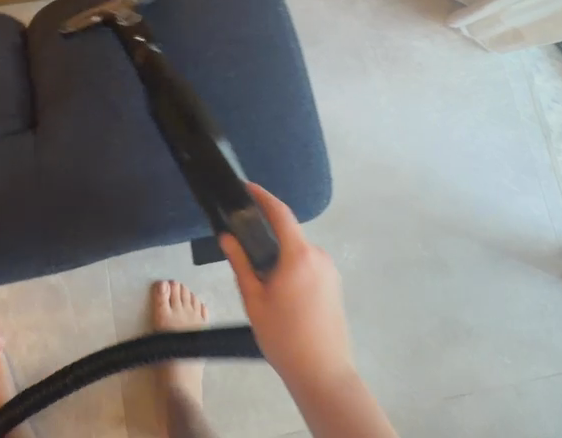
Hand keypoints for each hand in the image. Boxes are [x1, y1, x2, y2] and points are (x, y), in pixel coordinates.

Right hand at [221, 183, 353, 389]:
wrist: (323, 374)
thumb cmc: (284, 337)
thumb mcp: (254, 300)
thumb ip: (241, 264)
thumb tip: (227, 237)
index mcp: (299, 255)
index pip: (280, 213)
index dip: (263, 196)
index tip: (247, 188)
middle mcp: (319, 256)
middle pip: (290, 233)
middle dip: (268, 233)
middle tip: (244, 244)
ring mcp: (330, 271)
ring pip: (299, 252)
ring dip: (281, 254)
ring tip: (261, 278)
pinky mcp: (335, 285)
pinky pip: (309, 265)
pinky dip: (293, 267)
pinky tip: (281, 291)